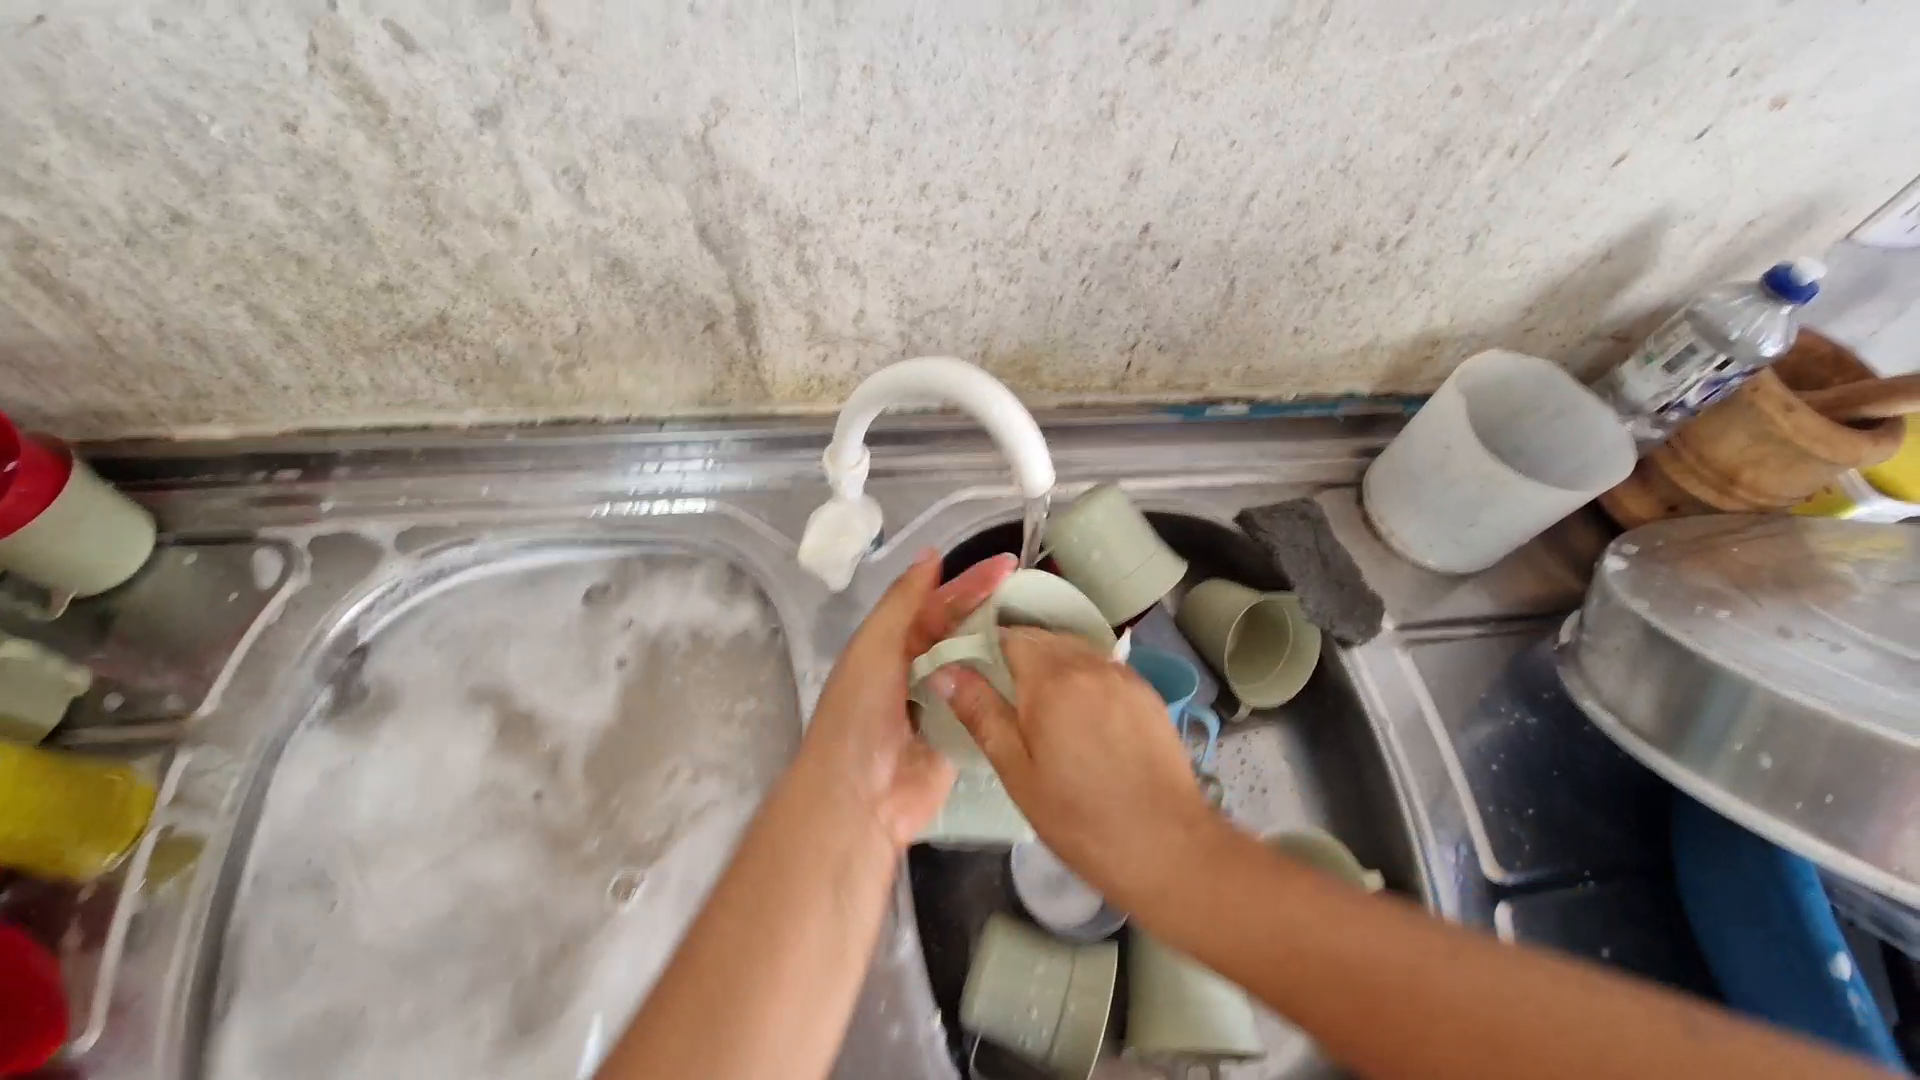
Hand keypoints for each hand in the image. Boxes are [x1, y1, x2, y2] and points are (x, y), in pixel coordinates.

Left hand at [801, 551, 1016, 850]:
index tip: (1009, 565)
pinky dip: (1007, 687)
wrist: (860, 795)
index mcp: (892, 644)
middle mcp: (918, 668)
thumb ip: (903, 600)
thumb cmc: (860, 712)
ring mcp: (942, 702)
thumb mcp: (875, 644)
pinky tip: (1040, 672)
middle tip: (1035, 591)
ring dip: (1005, 647)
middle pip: (961, 630)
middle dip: (992, 609)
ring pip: (977, 664)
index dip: (970, 582)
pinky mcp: (963, 733)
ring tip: (1047, 626)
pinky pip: (987, 703)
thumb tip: (932, 554)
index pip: (937, 603)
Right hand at [930, 627, 1219, 905]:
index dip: (982, 648)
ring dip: (1049, 665)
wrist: (1167, 846)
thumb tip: (945, 671)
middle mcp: (1090, 663)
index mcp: (1052, 678)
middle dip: (1015, 657)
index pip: (1008, 636)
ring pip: (1073, 650)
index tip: (969, 676)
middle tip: (998, 696)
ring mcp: (1124, 675)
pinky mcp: (1146, 693)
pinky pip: (1101, 668)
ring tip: (1036, 708)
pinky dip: (1081, 678)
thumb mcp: (1017, 770)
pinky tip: (1077, 716)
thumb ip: (981, 713)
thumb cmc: (1079, 817)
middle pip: (1042, 639)